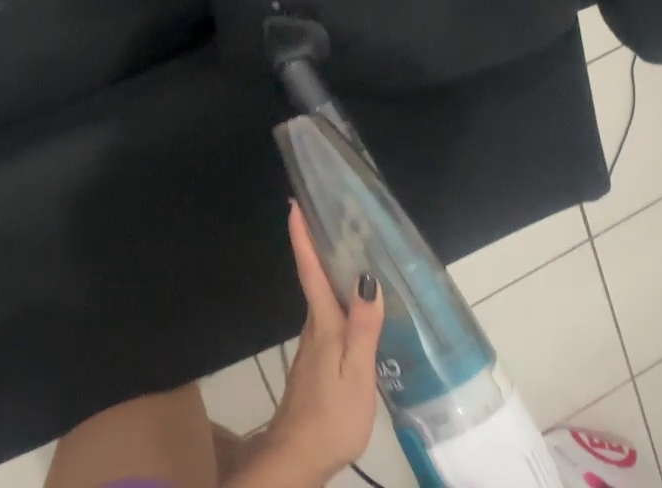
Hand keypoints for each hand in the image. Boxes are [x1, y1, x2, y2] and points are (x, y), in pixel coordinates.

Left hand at [253, 202, 385, 485]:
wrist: (298, 456)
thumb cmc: (331, 414)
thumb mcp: (357, 373)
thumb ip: (363, 328)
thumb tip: (367, 278)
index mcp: (324, 324)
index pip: (310, 272)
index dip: (301, 238)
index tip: (294, 205)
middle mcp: (315, 327)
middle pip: (314, 278)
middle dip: (318, 245)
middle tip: (330, 215)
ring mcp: (314, 346)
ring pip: (322, 299)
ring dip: (328, 271)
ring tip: (350, 251)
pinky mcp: (318, 362)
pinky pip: (329, 318)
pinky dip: (337, 300)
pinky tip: (355, 307)